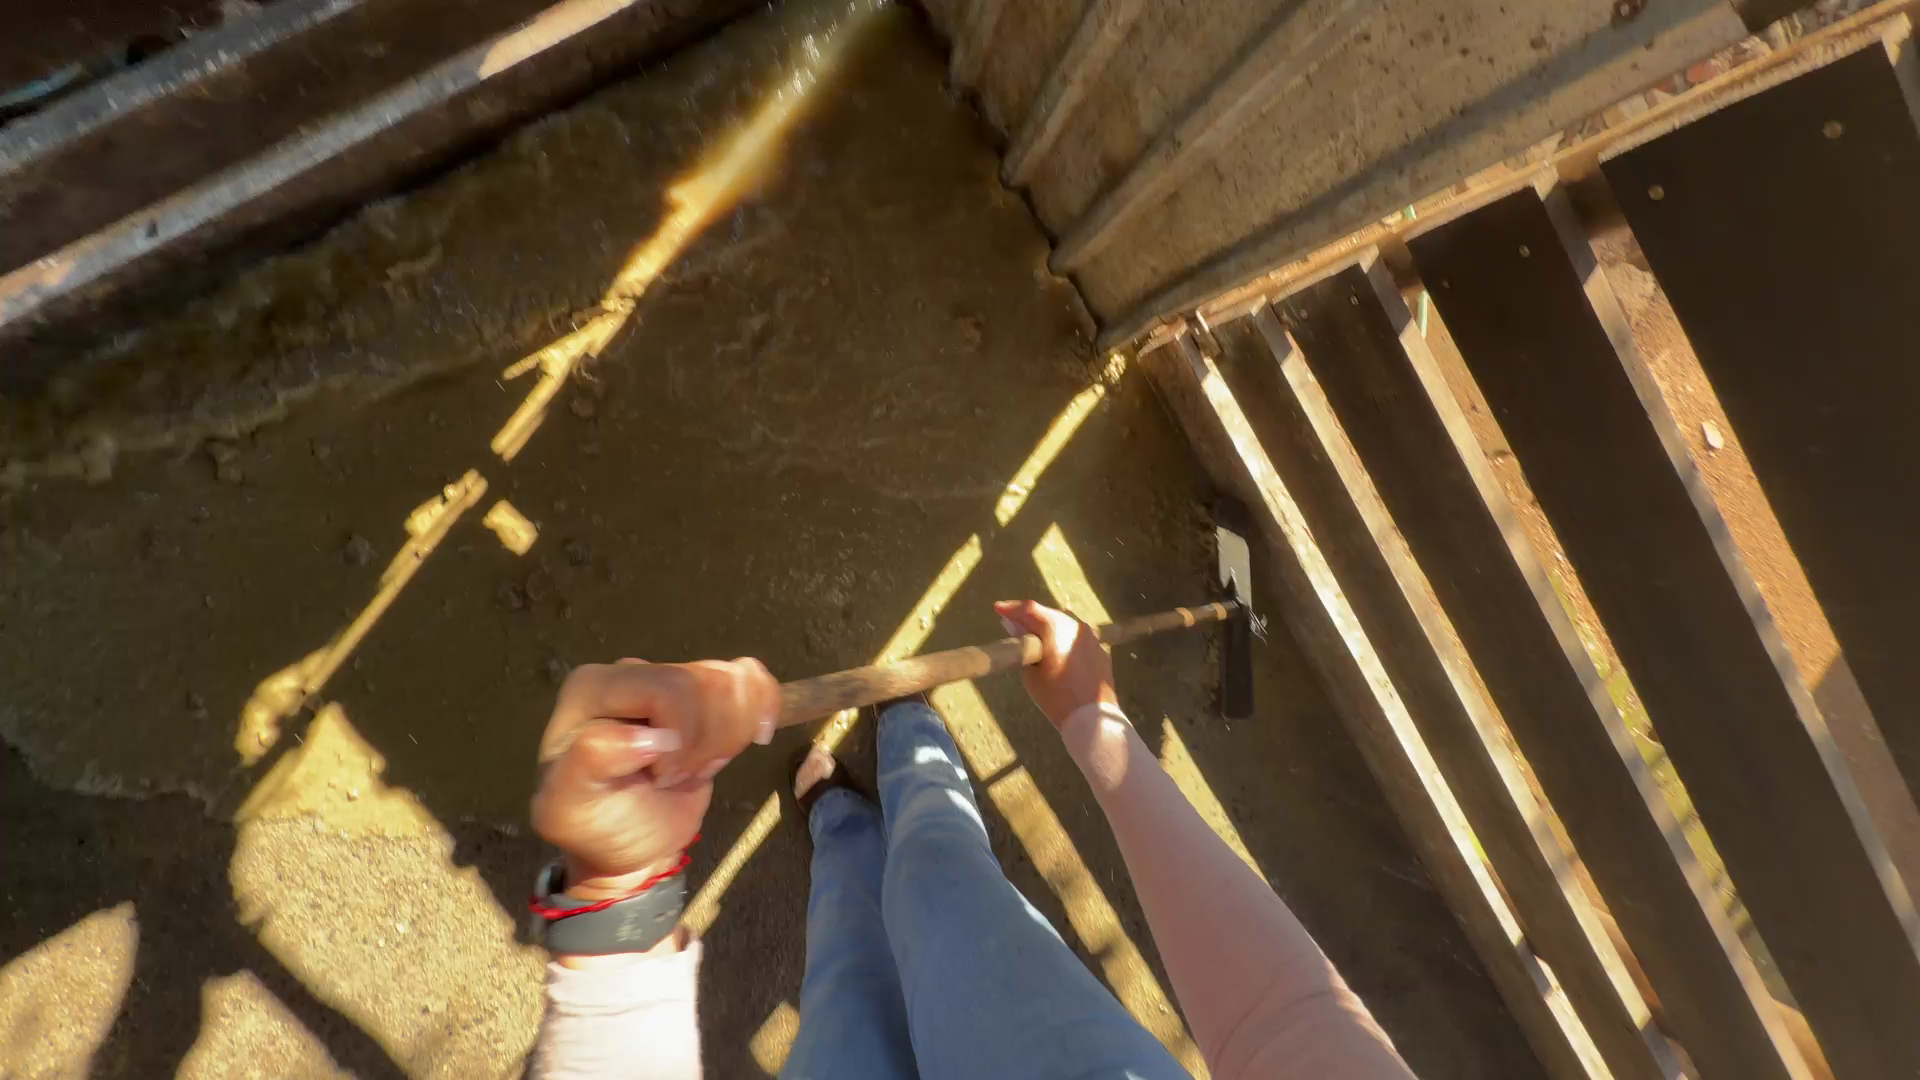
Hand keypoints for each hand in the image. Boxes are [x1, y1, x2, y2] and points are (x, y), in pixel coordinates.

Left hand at [531, 657, 778, 899]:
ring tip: (696, 766)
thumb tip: (651, 736)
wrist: (634, 841)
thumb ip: (590, 764)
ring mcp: (674, 677)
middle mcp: (633, 671)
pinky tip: (753, 737)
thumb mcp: (571, 808)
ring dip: (729, 736)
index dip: (682, 736)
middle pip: (705, 682)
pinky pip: (754, 677)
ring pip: (733, 682)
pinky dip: (764, 708)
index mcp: (593, 687)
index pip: (666, 687)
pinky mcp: (708, 689)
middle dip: (706, 742)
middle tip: (678, 777)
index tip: (660, 778)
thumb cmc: (599, 825)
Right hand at [995, 600, 1116, 729]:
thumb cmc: (1056, 697)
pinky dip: (1066, 640)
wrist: (1093, 718)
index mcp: (1056, 627)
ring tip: (1037, 637)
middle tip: (1014, 624)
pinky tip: (1059, 651)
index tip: (998, 608)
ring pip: (1066, 624)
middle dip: (1031, 618)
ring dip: (1051, 627)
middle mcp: (1076, 625)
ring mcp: (1092, 637)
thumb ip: (1023, 646)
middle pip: (1049, 614)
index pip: (1029, 609)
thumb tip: (1017, 629)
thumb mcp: (1031, 673)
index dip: (1011, 608)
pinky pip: (1078, 638)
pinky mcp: (1101, 650)